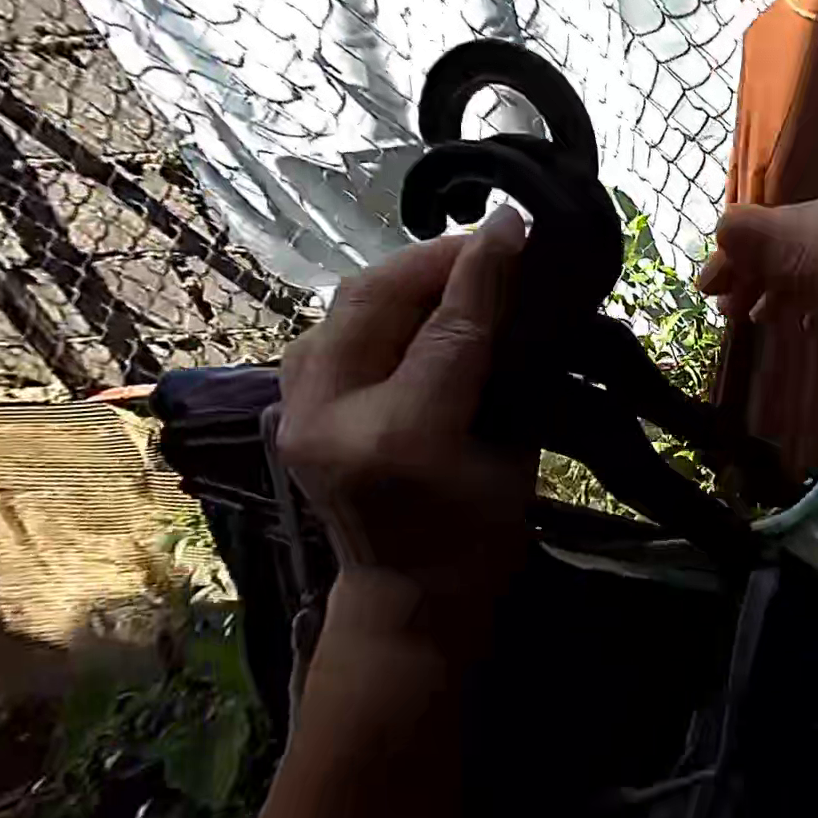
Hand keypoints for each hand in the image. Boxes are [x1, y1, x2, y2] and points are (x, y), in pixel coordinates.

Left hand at [277, 205, 535, 589]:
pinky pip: (337, 323)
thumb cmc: (479, 533)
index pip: (448, 329)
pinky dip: (383, 298)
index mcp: (401, 438)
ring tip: (462, 266)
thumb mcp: (513, 449)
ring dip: (409, 272)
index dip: (484, 269)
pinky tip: (420, 298)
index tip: (516, 223)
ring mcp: (298, 407)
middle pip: (376, 298)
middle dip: (438, 256)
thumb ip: (512, 368)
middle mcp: (330, 415)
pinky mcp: (293, 401)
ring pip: (347, 302)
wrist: (407, 594)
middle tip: (492, 241)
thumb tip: (524, 292)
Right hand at [699, 188, 817, 368]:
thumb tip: (721, 219)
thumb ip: (786, 256)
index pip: (761, 226)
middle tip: (730, 313)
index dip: (730, 260)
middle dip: (752, 271)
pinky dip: (817, 285)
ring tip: (763, 317)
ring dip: (782, 280)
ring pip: (815, 249)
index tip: (708, 298)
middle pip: (786, 234)